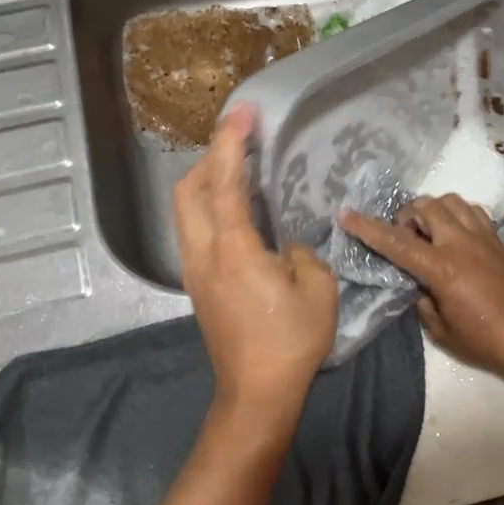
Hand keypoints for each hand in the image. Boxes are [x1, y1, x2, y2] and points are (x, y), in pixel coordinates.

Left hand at [174, 104, 337, 412]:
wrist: (256, 393)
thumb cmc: (290, 342)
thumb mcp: (317, 290)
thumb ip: (301, 253)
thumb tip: (284, 245)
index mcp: (232, 249)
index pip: (225, 181)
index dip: (232, 142)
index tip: (244, 111)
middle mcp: (203, 253)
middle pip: (189, 188)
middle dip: (211, 155)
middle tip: (242, 137)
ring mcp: (195, 269)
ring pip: (187, 209)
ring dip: (207, 179)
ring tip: (240, 165)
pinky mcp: (198, 284)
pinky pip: (196, 228)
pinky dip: (210, 204)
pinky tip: (238, 206)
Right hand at [338, 195, 503, 374]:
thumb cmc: (487, 341)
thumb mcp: (442, 330)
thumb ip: (423, 303)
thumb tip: (418, 287)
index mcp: (442, 268)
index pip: (396, 241)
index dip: (367, 228)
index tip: (346, 213)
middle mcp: (461, 243)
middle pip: (425, 206)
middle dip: (406, 216)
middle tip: (404, 239)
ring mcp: (483, 237)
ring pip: (450, 201)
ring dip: (432, 210)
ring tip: (428, 234)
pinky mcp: (498, 240)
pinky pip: (472, 211)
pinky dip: (457, 215)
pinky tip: (455, 237)